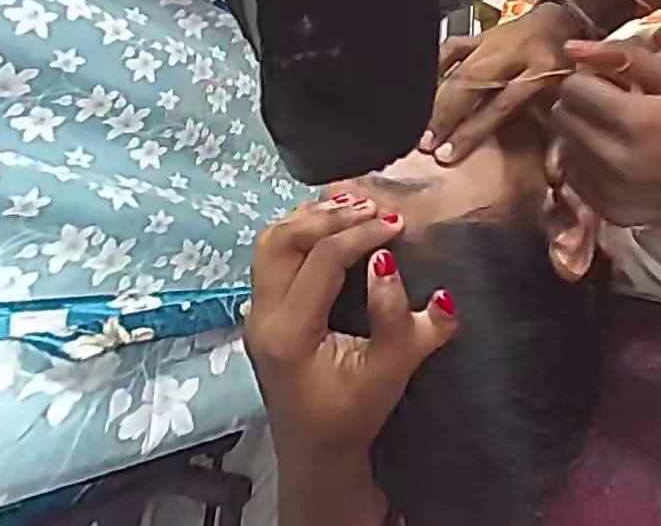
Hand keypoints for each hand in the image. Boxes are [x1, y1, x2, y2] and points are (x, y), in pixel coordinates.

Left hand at [244, 199, 457, 524]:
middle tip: (374, 208)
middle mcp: (262, 317)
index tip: (398, 224)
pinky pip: (273, 252)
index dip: (363, 233)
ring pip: (272, 241)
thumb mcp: (391, 371)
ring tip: (355, 207)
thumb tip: (403, 270)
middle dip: (332, 215)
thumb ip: (402, 321)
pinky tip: (333, 221)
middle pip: (284, 239)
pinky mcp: (264, 309)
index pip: (322, 258)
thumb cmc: (354, 414)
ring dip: (313, 217)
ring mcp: (257, 312)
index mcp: (289, 332)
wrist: (318, 453)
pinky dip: (302, 227)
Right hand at [423, 2, 582, 162]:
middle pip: (474, 83)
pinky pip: (452, 48)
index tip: (448, 154)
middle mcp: (518, 52)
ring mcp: (496, 40)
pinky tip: (422, 90)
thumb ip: (559, 137)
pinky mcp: (480, 34)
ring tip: (418, 125)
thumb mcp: (569, 99)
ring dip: (436, 97)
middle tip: (425, 144)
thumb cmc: (565, 67)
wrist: (562, 22)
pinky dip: (435, 69)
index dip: (473, 130)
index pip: (502, 104)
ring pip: (460, 67)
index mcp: (545, 70)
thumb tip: (552, 178)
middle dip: (446, 115)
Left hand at [551, 39, 660, 240]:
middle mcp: (615, 159)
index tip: (608, 83)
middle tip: (608, 105)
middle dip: (579, 104)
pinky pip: (573, 177)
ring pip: (563, 147)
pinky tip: (611, 157)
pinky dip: (584, 162)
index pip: (573, 89)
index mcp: (634, 120)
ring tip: (610, 131)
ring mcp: (609, 191)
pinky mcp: (608, 212)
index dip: (587, 79)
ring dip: (578, 133)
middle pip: (562, 117)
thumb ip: (623, 57)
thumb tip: (571, 48)